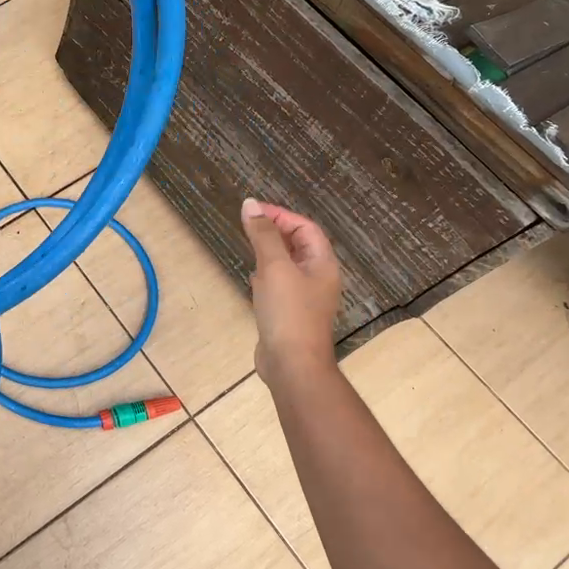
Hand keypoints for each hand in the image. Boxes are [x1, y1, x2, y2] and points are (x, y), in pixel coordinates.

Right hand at [240, 198, 342, 382]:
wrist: (292, 364)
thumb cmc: (288, 311)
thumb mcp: (274, 267)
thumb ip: (263, 234)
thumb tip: (251, 204)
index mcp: (322, 264)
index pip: (306, 228)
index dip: (281, 215)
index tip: (253, 211)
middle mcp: (318, 278)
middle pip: (299, 244)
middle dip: (274, 231)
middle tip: (247, 225)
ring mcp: (305, 297)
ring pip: (288, 264)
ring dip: (269, 251)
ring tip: (246, 245)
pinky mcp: (290, 313)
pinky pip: (279, 283)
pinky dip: (265, 274)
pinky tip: (252, 278)